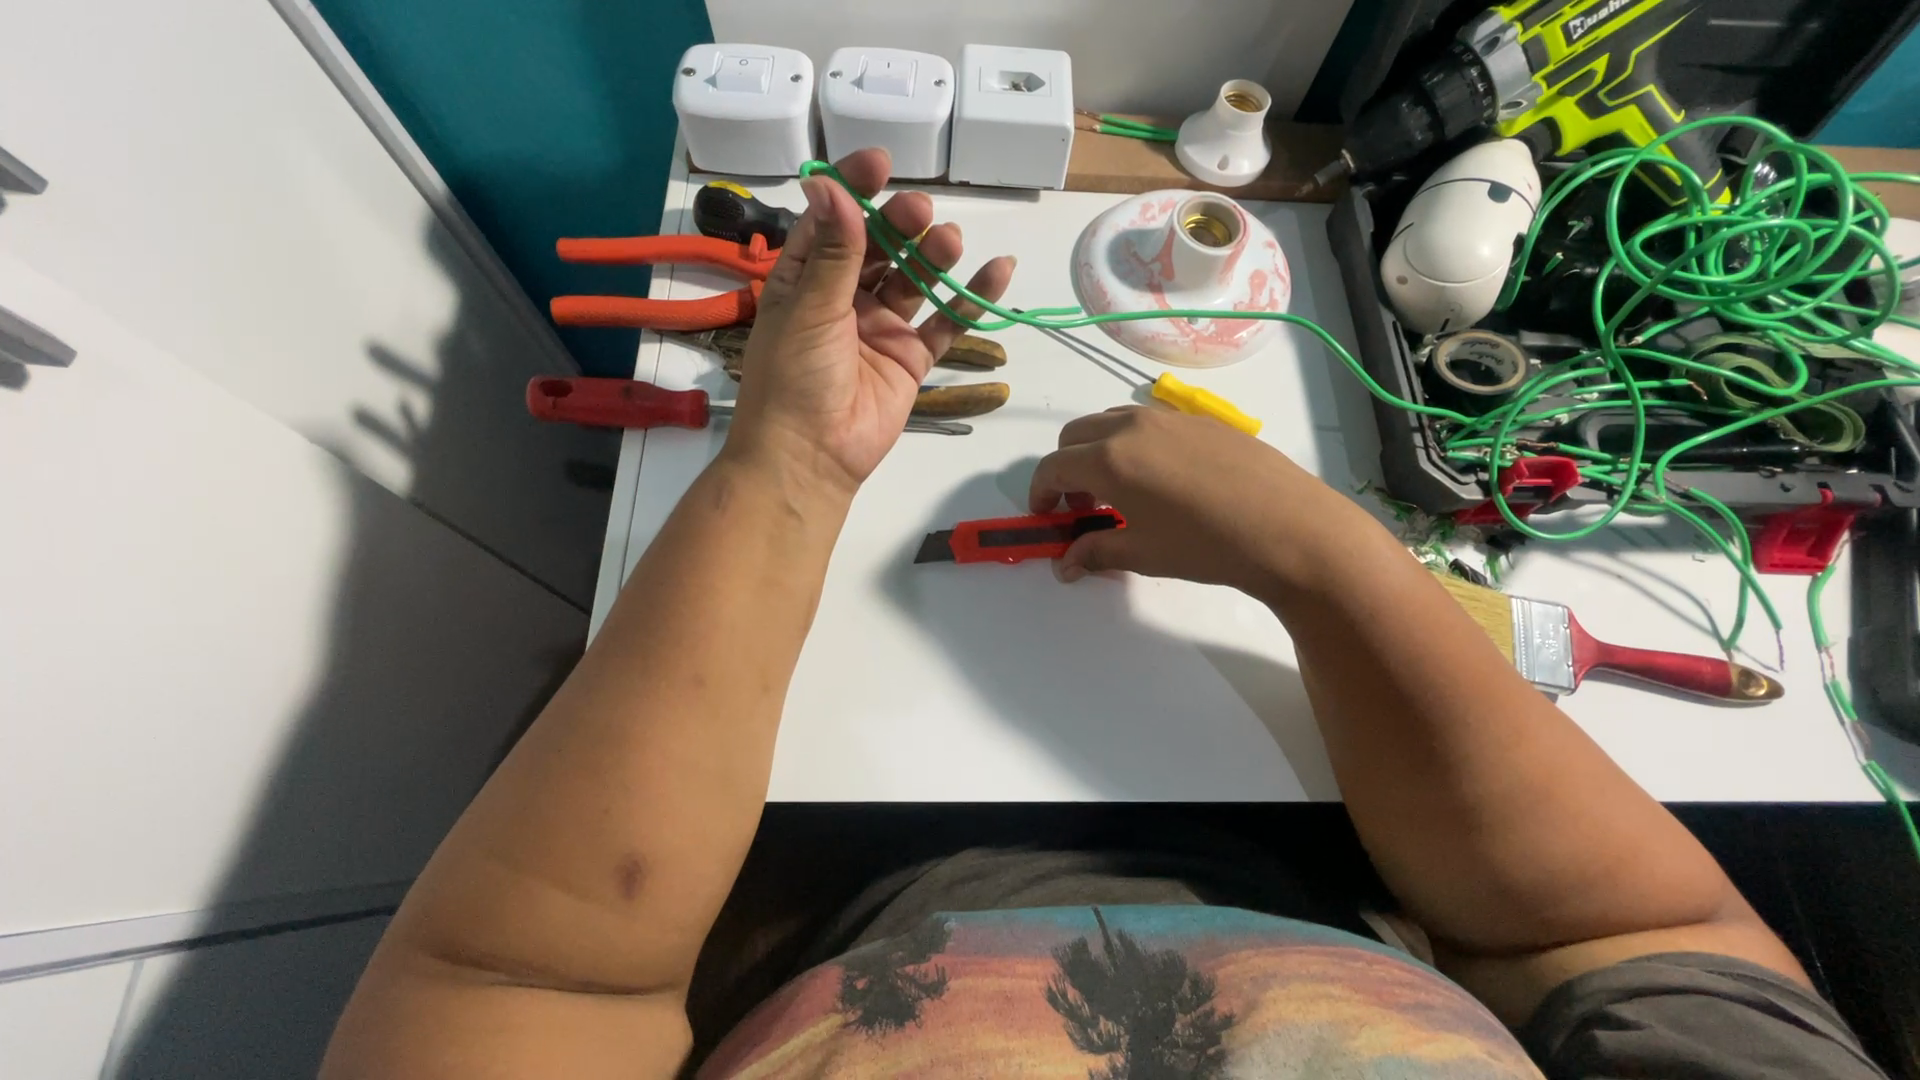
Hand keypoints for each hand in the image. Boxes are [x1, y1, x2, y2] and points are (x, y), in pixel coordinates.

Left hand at [725, 148, 1015, 494]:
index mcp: (806, 280)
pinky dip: (971, 299)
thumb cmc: (794, 378)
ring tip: (950, 240)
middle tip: (921, 213)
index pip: (833, 223)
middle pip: (879, 247)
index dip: (854, 190)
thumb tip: (832, 185)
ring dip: (934, 256)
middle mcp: (845, 298)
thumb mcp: (810, 308)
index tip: (881, 162)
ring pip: (914, 279)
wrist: (810, 456)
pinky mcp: (911, 359)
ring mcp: (881, 328)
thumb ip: (834, 251)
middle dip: (900, 224)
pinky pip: (945, 323)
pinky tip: (999, 270)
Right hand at [1028, 407, 1388, 598]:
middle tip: (1083, 507)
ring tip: (1122, 492)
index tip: (1047, 517)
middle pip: (1075, 436)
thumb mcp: (1143, 554)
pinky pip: (1149, 423)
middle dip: (1066, 469)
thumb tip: (1064, 566)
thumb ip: (1095, 552)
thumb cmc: (1206, 546)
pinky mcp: (1201, 420)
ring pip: (1111, 422)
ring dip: (1098, 451)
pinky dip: (1135, 445)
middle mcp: (1131, 428)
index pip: (1052, 467)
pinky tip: (1165, 481)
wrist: (1288, 528)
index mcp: (1108, 460)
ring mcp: (1169, 418)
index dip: (1040, 494)